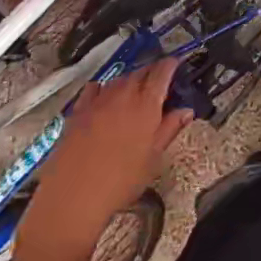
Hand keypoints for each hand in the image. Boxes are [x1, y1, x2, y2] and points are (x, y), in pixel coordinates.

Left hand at [26, 58, 192, 243]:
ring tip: (136, 93)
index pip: (161, 72)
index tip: (176, 64)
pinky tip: (105, 98)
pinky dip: (104, 88)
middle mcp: (122, 95)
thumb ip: (170, 129)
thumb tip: (186, 111)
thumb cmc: (121, 181)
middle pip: (140, 72)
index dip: (171, 65)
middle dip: (152, 72)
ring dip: (130, 81)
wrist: (74, 195)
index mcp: (146, 104)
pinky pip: (94, 89)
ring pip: (119, 79)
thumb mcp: (153, 158)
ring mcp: (97, 101)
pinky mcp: (78, 111)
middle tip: (160, 83)